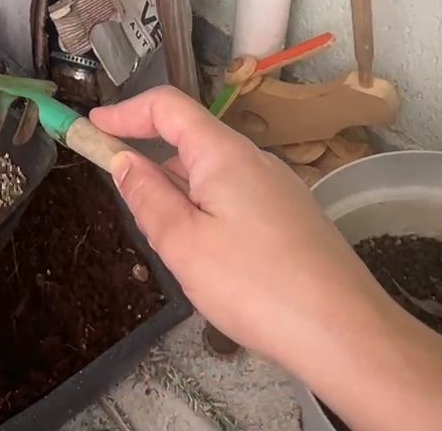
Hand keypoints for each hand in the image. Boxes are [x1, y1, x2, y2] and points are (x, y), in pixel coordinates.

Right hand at [89, 86, 385, 364]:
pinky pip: (235, 194)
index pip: (167, 106)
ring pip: (212, 171)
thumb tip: (124, 161)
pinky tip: (206, 251)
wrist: (349, 336)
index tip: (92, 127)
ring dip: (177, 187)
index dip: (125, 112)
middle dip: (149, 157)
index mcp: (223, 152)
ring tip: (163, 234)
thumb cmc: (257, 286)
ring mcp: (278, 187)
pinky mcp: (292, 216)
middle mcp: (253, 158)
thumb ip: (147, 196)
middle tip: (119, 190)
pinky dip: (205, 205)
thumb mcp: (183, 244)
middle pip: (190, 139)